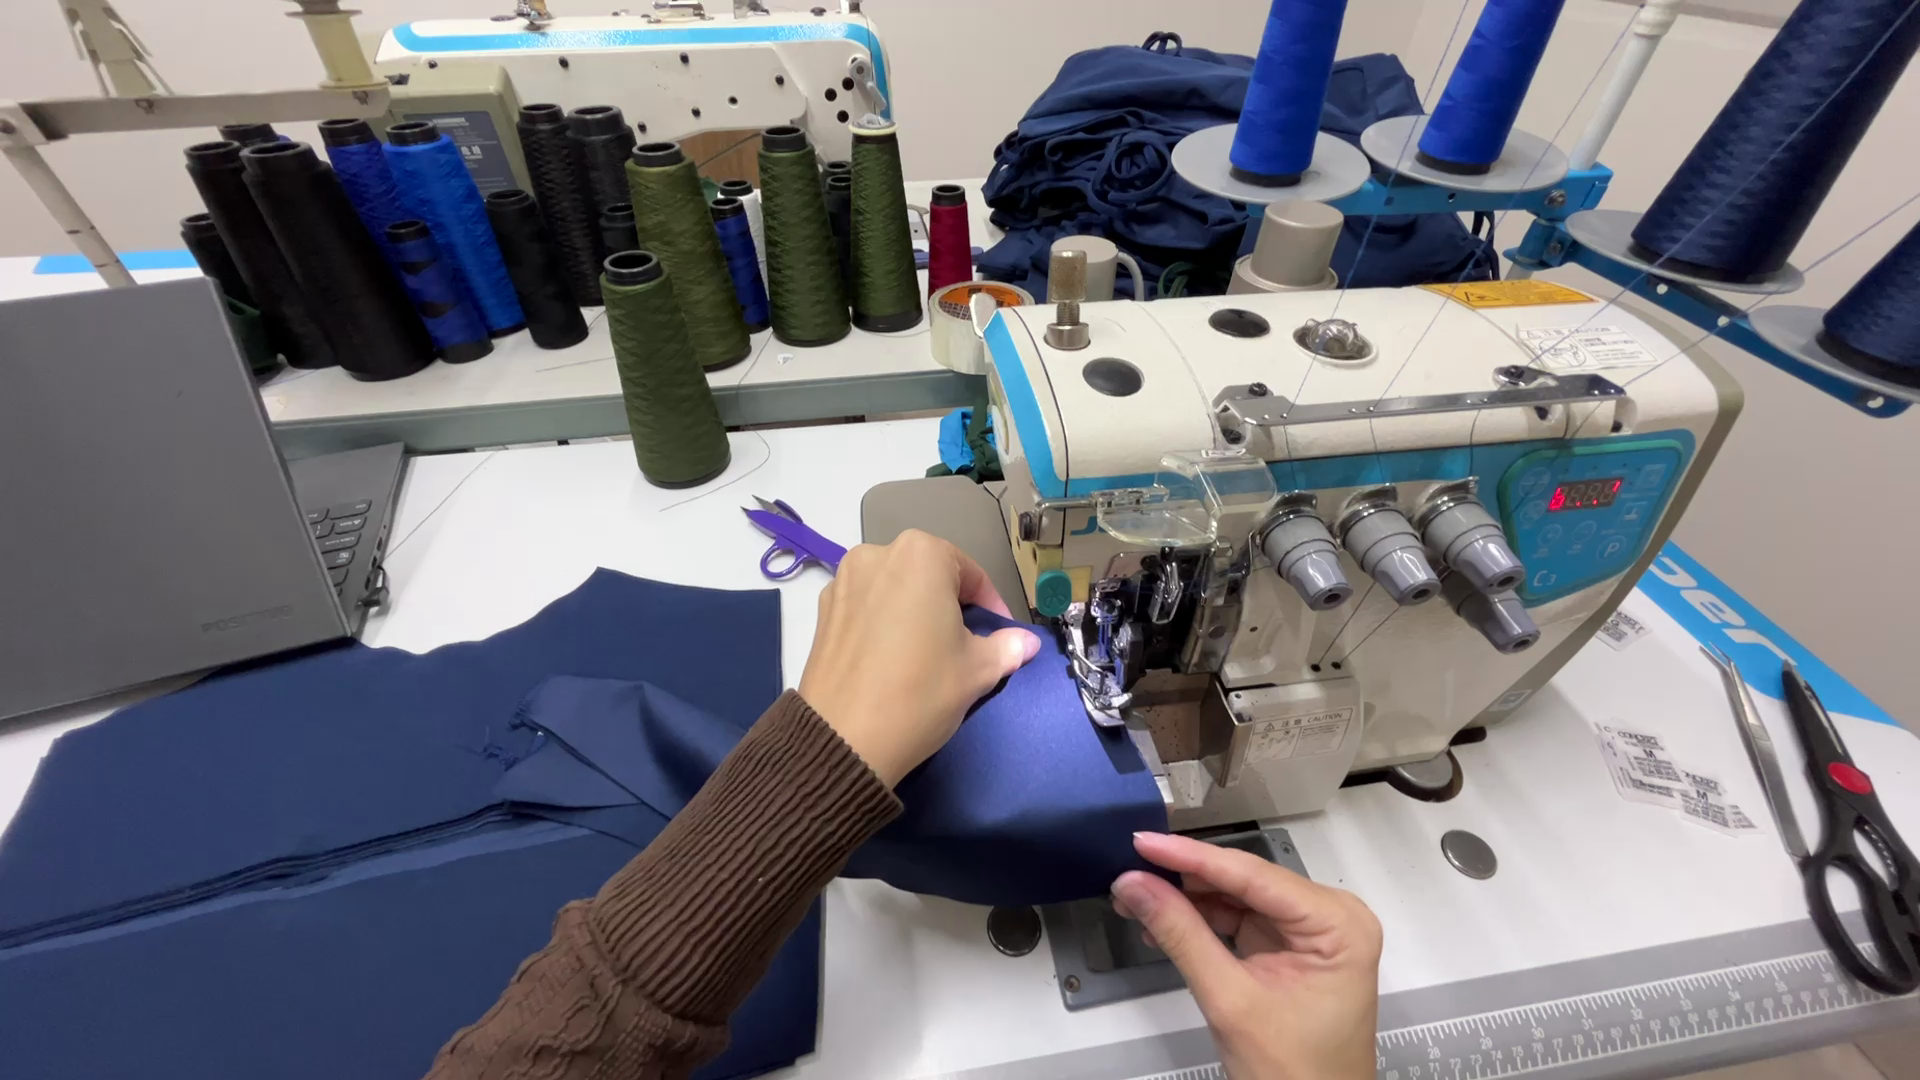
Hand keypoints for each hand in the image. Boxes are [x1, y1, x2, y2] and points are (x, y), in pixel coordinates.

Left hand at [798, 530, 1039, 787]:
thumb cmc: (921, 691)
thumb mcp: (978, 670)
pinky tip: (891, 659)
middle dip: (951, 606)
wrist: (844, 739)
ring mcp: (843, 581)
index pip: (971, 574)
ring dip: (915, 612)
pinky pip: (866, 608)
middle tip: (966, 645)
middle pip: (929, 576)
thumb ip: (1007, 647)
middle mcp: (877, 554)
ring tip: (927, 653)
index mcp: (921, 553)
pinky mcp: (822, 611)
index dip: (991, 607)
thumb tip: (1027, 642)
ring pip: (895, 590)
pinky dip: (883, 623)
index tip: (1001, 636)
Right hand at [1111, 832, 1381, 1079]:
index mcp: (1337, 923)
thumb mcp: (1230, 1002)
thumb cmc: (1295, 1077)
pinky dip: (1195, 918)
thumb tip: (1133, 883)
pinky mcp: (1285, 943)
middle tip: (1130, 872)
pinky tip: (1159, 920)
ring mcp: (1306, 928)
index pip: (1251, 875)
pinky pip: (1233, 914)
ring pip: (1231, 893)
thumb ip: (1180, 934)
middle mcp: (1327, 915)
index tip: (1143, 842)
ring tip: (1134, 897)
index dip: (1190, 856)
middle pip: (1240, 879)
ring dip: (1182, 897)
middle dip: (1182, 878)